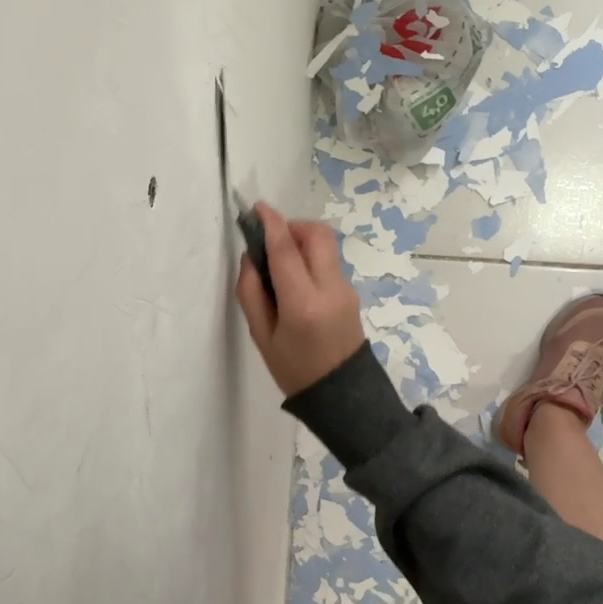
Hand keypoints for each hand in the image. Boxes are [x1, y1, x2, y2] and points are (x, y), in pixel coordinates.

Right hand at [235, 202, 365, 396]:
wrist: (342, 395)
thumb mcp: (261, 336)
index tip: (257, 208)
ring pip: (325, 246)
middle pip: (316, 235)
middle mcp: (330, 289)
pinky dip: (310, 258)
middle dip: (292, 226)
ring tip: (280, 262)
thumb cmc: (294, 370)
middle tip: (270, 239)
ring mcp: (346, 289)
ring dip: (301, 241)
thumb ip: (251, 293)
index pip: (286, 250)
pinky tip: (294, 279)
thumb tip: (251, 257)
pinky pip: (328, 262)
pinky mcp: (351, 292)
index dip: (271, 223)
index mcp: (303, 304)